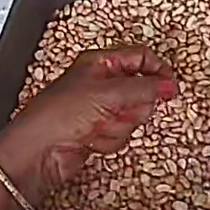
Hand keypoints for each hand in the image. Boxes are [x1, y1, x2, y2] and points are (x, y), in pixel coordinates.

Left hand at [0, 46, 178, 198]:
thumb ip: (144, 89)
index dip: (158, 71)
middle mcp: (101, 83)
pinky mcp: (98, 131)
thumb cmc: (60, 115)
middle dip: (132, 107)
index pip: (141, 58)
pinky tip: (91, 140)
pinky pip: (121, 134)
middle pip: (141, 91)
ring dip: (118, 126)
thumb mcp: (108, 94)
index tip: (170, 88)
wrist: (39, 151)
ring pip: (133, 116)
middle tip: (116, 111)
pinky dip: (109, 140)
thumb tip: (169, 85)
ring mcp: (100, 109)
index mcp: (100, 63)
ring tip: (97, 127)